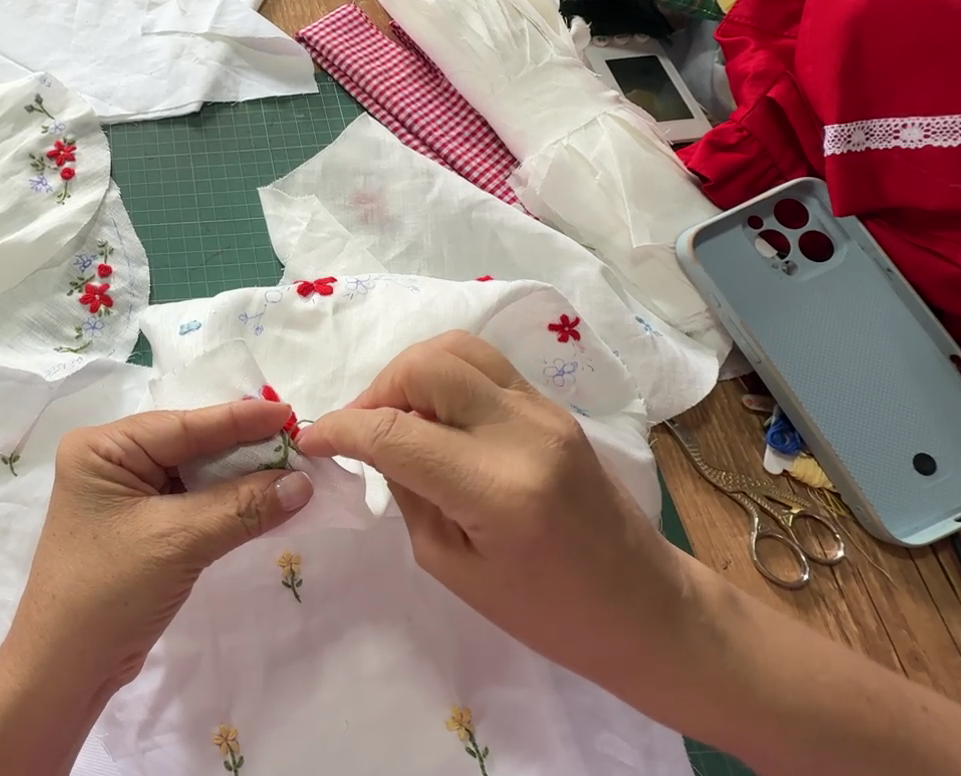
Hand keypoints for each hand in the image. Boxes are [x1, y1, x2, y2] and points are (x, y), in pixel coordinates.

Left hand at [9, 400, 314, 695]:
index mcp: (102, 448)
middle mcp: (110, 461)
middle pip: (188, 445)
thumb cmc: (110, 591)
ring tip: (292, 468)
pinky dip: (226, 504)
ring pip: (193, 475)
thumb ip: (240, 506)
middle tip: (297, 441)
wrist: (66, 668)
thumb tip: (302, 482)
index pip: (181, 425)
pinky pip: (189, 502)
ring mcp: (123, 495)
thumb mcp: (177, 541)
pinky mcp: (139, 527)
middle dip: (242, 447)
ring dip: (239, 478)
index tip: (288, 411)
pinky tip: (263, 500)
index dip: (238, 419)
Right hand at [295, 332, 696, 684]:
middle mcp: (523, 433)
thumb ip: (406, 490)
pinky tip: (432, 416)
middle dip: (375, 390)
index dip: (338, 429)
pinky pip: (480, 364)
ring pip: (454, 348)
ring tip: (396, 416)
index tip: (311, 440)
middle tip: (362, 430)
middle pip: (425, 364)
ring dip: (408, 374)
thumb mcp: (449, 566)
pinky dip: (440, 377)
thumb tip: (374, 443)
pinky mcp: (552, 406)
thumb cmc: (546, 613)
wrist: (649, 610)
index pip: (393, 431)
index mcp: (496, 488)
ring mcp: (544, 411)